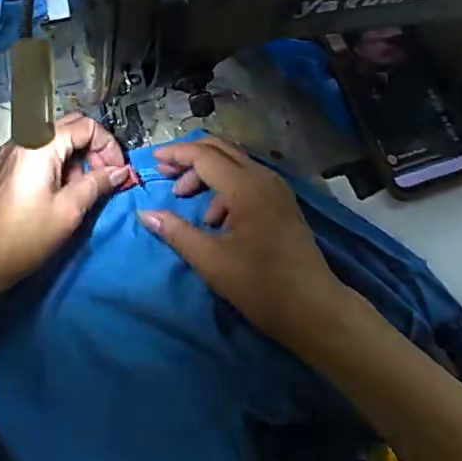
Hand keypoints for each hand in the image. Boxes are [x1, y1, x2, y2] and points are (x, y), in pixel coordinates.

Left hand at [0, 112, 134, 295]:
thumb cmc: (25, 236)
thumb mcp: (68, 211)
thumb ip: (97, 184)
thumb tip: (120, 171)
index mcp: (40, 144)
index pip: (86, 126)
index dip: (108, 146)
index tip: (117, 173)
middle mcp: (23, 139)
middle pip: (69, 127)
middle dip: (93, 148)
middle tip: (104, 178)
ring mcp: (9, 151)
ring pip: (52, 140)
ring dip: (74, 158)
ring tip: (80, 191)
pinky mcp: (1, 166)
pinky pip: (35, 152)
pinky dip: (54, 163)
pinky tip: (56, 192)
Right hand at [138, 136, 353, 344]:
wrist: (316, 310)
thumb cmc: (261, 286)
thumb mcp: (211, 261)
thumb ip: (176, 232)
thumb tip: (145, 214)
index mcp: (246, 187)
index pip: (204, 155)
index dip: (175, 154)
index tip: (152, 161)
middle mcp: (263, 178)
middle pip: (220, 150)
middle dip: (189, 157)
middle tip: (165, 173)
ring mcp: (276, 189)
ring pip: (234, 164)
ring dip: (206, 173)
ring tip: (186, 199)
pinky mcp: (282, 203)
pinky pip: (247, 179)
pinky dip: (224, 186)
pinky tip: (215, 218)